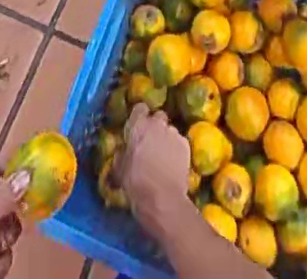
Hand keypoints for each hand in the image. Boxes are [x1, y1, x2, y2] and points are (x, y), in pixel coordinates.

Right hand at [118, 103, 191, 228]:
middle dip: (155, 126)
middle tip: (150, 142)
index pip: (139, 108)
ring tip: (162, 156)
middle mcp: (158, 124)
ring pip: (169, 130)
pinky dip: (176, 148)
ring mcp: (174, 133)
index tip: (136, 128)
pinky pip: (179, 141)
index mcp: (139, 126)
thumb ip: (122, 154)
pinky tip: (173, 163)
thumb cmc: (136, 183)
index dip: (139, 117)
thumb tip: (123, 150)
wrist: (162, 198)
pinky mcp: (186, 144)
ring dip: (166, 138)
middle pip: (158, 116)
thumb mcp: (120, 170)